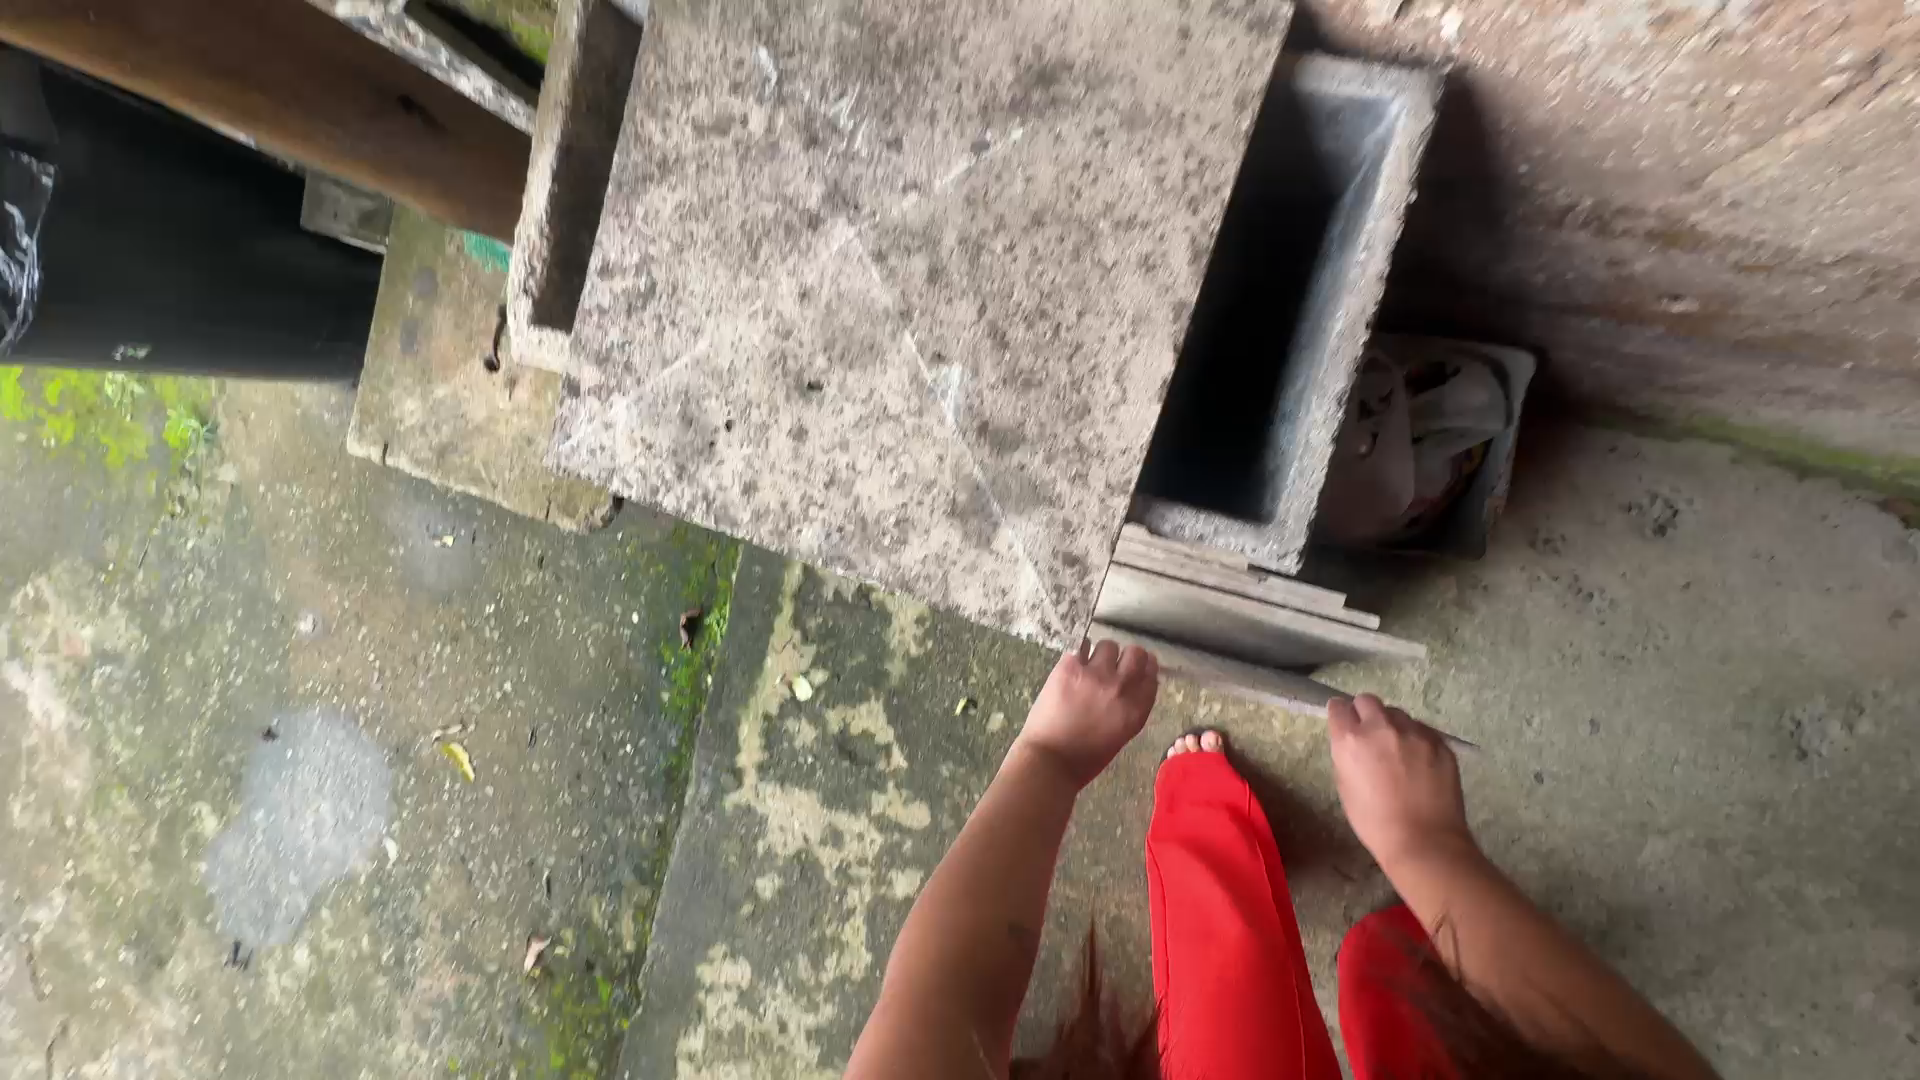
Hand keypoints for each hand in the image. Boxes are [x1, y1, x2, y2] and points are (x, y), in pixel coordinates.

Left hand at [1013, 641, 1158, 788]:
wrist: (1050, 759)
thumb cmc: (1086, 756)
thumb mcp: (1122, 734)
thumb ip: (1131, 707)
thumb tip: (1133, 684)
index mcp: (1136, 710)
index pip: (1151, 676)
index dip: (1146, 668)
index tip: (1139, 667)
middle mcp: (1120, 688)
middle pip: (1136, 654)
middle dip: (1128, 656)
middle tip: (1114, 664)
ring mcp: (1095, 675)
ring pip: (1108, 645)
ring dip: (1102, 653)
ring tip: (1090, 664)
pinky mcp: (1070, 667)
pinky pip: (1081, 646)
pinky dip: (1079, 654)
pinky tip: (1073, 664)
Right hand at [1328, 693, 1477, 872]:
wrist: (1425, 842)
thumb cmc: (1374, 820)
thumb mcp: (1344, 783)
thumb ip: (1346, 753)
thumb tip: (1354, 741)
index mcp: (1350, 739)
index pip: (1338, 706)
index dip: (1341, 715)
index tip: (1345, 725)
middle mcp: (1380, 727)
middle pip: (1368, 700)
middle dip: (1365, 713)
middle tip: (1371, 736)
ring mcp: (1414, 733)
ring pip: (1397, 713)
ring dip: (1393, 725)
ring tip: (1399, 750)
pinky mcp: (1440, 743)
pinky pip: (1422, 729)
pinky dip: (1416, 738)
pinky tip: (1419, 761)